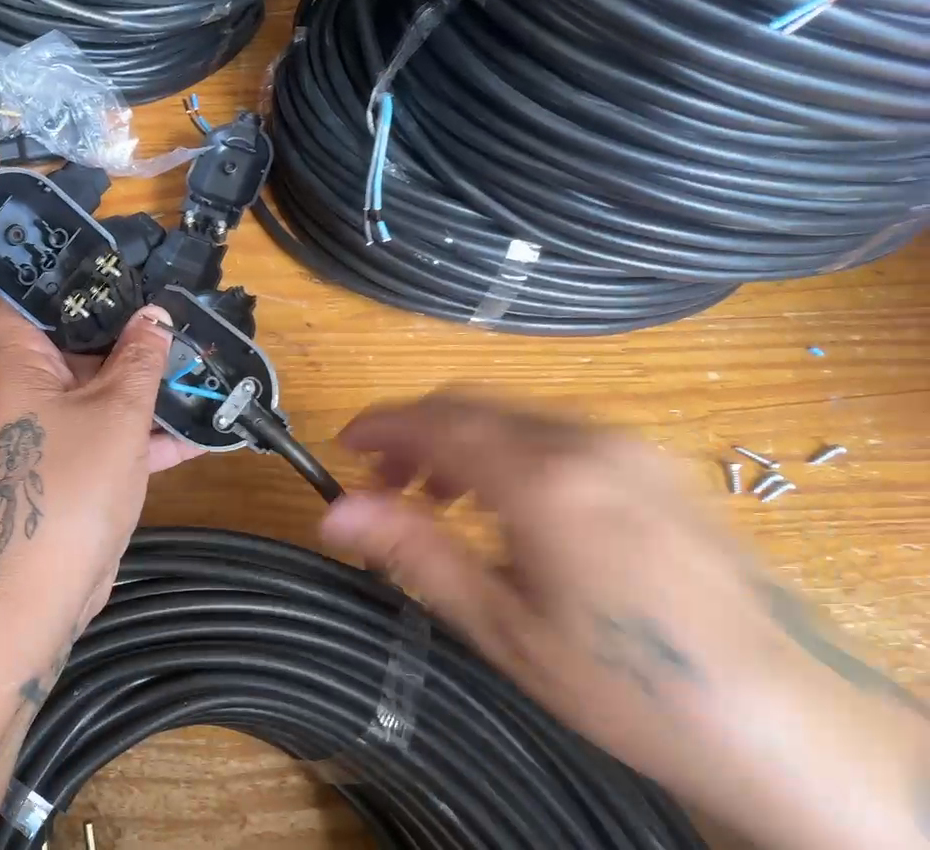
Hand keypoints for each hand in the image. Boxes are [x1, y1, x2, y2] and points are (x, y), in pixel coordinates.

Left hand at [0, 302, 195, 623]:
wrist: (49, 579)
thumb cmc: (74, 478)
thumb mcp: (117, 410)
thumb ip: (140, 360)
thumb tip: (154, 317)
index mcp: (21, 367)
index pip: (24, 307)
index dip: (59, 284)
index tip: (104, 269)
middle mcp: (29, 394)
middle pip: (72, 349)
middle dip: (122, 335)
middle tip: (170, 313)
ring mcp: (52, 433)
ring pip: (99, 394)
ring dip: (144, 385)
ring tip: (197, 363)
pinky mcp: (75, 469)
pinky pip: (112, 436)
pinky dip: (149, 434)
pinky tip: (204, 430)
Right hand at [319, 392, 929, 849]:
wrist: (800, 728)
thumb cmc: (632, 687)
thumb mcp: (504, 628)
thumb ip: (415, 553)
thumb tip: (332, 512)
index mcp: (546, 479)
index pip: (434, 420)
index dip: (377, 426)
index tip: (340, 448)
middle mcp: (590, 444)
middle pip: (471, 404)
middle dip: (414, 433)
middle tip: (383, 485)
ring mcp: (634, 451)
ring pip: (514, 413)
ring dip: (459, 440)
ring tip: (438, 499)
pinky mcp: (660, 468)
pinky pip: (557, 431)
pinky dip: (508, 448)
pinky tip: (506, 505)